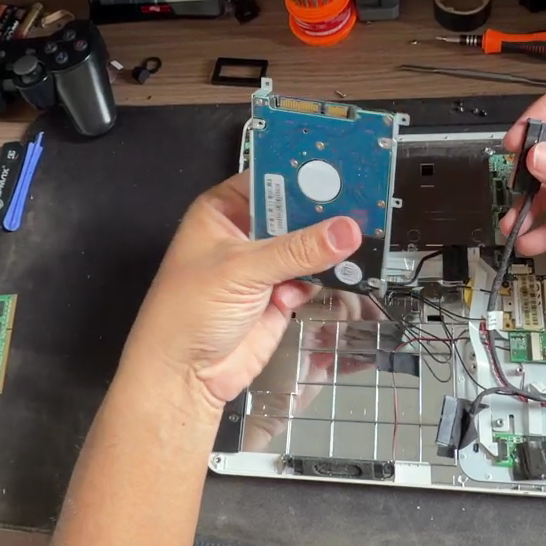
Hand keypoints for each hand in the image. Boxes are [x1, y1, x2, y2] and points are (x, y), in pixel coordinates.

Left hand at [122, 173, 361, 416]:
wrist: (184, 376)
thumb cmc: (189, 311)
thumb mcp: (241, 269)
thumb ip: (297, 249)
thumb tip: (345, 230)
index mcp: (223, 210)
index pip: (269, 178)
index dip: (302, 174)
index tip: (341, 169)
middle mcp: (244, 231)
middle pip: (294, 211)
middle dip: (322, 214)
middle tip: (360, 205)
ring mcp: (263, 264)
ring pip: (308, 245)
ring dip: (324, 250)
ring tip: (351, 245)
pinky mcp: (279, 293)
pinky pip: (311, 276)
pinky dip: (319, 280)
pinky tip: (313, 287)